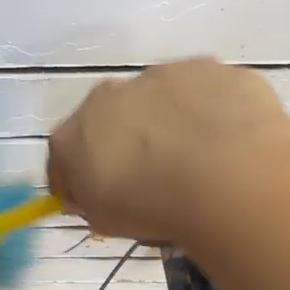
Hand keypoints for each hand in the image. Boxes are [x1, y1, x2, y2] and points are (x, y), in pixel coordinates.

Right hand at [46, 58, 289, 241]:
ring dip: (160, 122)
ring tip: (187, 158)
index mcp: (71, 135)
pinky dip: (202, 112)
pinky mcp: (210, 67)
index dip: (73, 180)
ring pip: (153, 101)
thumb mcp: (102, 221)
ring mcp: (160, 75)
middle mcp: (107, 95)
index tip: (88, 198)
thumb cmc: (150, 206)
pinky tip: (219, 141)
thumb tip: (91, 192)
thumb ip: (88, 201)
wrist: (227, 176)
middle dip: (116, 142)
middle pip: (106, 120)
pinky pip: (197, 94)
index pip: (61, 158)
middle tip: (139, 176)